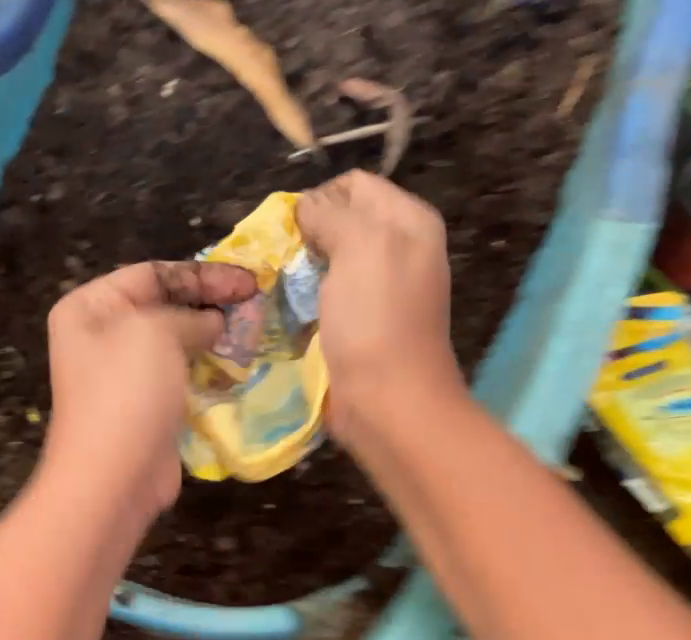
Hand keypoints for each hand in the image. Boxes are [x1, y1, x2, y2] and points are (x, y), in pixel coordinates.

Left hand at [41, 260, 259, 517]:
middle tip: (256, 302)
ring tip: (254, 331)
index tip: (247, 281)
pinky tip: (239, 366)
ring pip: (177, 344)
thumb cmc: (125, 394)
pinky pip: (182, 378)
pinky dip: (209, 370)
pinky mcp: (148, 408)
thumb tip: (214, 322)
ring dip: (215, 337)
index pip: (152, 273)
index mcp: (90, 307)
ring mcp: (125, 376)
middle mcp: (102, 337)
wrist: (112, 478)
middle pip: (165, 306)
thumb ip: (189, 315)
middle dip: (210, 303)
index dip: (202, 273)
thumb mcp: (156, 332)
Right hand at [296, 171, 464, 442]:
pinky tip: (290, 312)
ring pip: (329, 261)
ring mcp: (380, 291)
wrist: (388, 402)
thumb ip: (332, 214)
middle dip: (307, 234)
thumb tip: (305, 207)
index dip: (319, 199)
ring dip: (301, 269)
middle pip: (341, 222)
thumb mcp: (360, 247)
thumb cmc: (377, 321)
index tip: (293, 230)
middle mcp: (399, 250)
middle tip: (283, 259)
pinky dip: (306, 300)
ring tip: (281, 285)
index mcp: (409, 222)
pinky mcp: (360, 326)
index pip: (354, 185)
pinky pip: (327, 297)